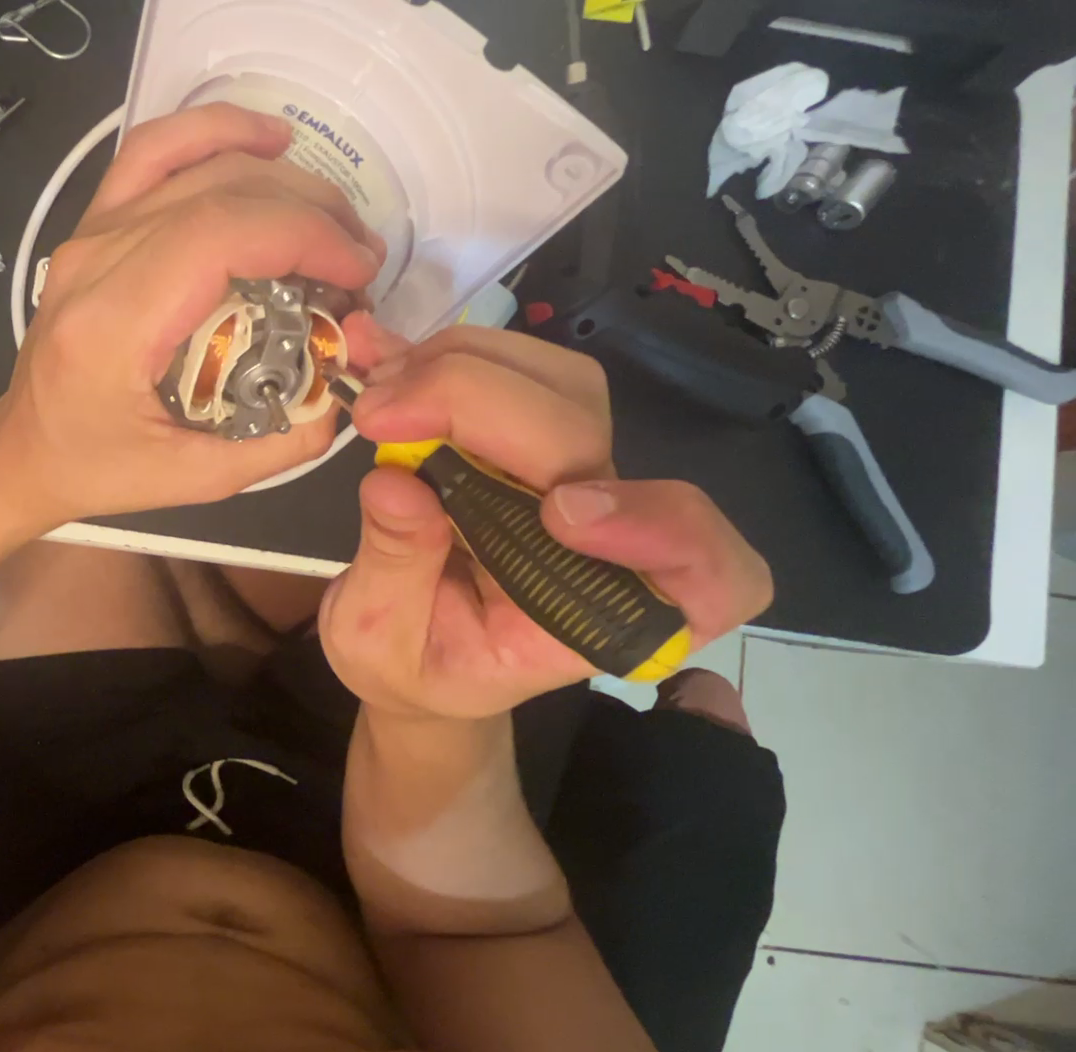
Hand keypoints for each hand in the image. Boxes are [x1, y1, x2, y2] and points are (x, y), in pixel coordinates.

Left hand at [0, 103, 384, 525]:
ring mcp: (88, 233)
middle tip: (360, 258)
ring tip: (333, 216)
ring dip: (280, 178)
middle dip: (310, 211)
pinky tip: (268, 141)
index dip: (305, 236)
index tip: (359, 271)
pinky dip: (214, 131)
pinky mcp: (93, 227)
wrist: (24, 451)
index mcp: (112, 323)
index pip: (220, 236)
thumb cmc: (96, 468)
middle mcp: (94, 260)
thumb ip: (274, 445)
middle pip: (218, 192)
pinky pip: (153, 153)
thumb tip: (343, 397)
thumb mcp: (190, 480)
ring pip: (194, 162)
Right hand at [320, 317, 772, 723]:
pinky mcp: (520, 441)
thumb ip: (395, 573)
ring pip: (557, 384)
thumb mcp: (381, 646)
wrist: (404, 646)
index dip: (665, 529)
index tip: (559, 514)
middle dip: (481, 404)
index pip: (706, 577)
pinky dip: (442, 354)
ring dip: (463, 367)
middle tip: (381, 413)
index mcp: (589, 617)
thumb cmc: (410, 666)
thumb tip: (395, 480)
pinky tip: (381, 351)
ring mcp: (563, 477)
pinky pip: (510, 372)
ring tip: (377, 392)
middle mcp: (596, 536)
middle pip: (584, 436)